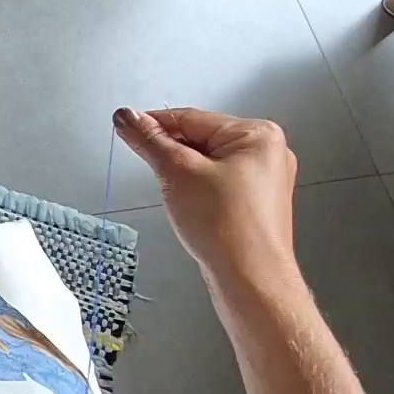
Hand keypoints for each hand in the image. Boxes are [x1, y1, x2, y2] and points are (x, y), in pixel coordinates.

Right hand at [112, 107, 298, 284]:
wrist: (249, 276)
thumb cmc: (227, 227)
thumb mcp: (176, 172)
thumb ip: (149, 140)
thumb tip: (128, 118)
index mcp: (257, 134)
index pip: (190, 117)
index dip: (153, 124)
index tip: (126, 127)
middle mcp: (267, 151)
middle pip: (199, 138)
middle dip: (170, 152)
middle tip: (151, 167)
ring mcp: (263, 177)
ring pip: (206, 161)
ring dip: (181, 171)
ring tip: (175, 192)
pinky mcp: (254, 200)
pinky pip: (215, 181)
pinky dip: (194, 187)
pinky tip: (188, 204)